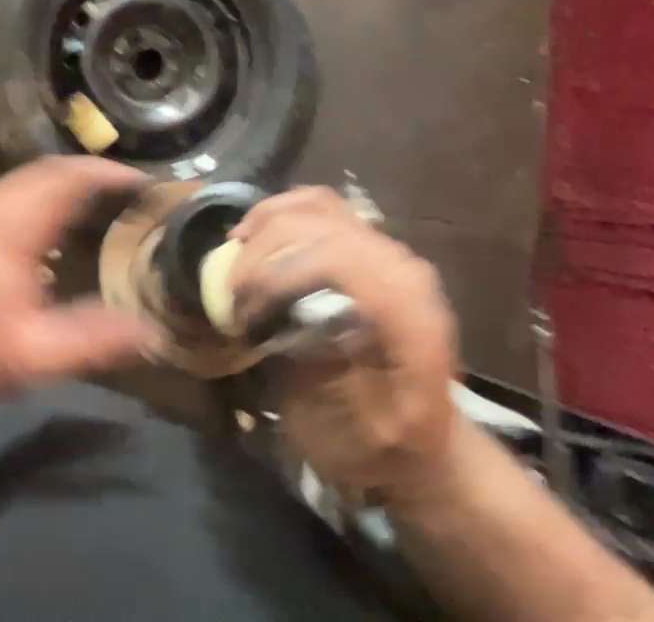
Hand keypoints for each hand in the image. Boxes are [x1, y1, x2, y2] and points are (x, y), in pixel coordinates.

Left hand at [0, 157, 158, 406]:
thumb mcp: (42, 354)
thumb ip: (98, 339)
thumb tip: (154, 331)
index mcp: (11, 227)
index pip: (66, 179)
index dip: (107, 173)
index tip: (144, 182)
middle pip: (49, 169)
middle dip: (93, 171)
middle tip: (134, 188)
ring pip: (31, 175)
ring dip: (70, 178)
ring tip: (108, 196)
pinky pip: (16, 187)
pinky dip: (48, 189)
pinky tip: (65, 213)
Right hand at [227, 187, 458, 501]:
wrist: (426, 445)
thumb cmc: (387, 448)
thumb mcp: (358, 435)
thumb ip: (327, 376)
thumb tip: (280, 322)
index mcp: (410, 315)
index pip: (338, 260)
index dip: (278, 275)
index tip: (242, 315)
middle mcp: (403, 270)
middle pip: (318, 227)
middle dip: (260, 255)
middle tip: (228, 298)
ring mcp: (388, 251)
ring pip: (314, 207)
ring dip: (263, 228)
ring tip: (232, 265)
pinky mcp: (370, 246)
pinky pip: (320, 205)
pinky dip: (278, 213)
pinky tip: (250, 236)